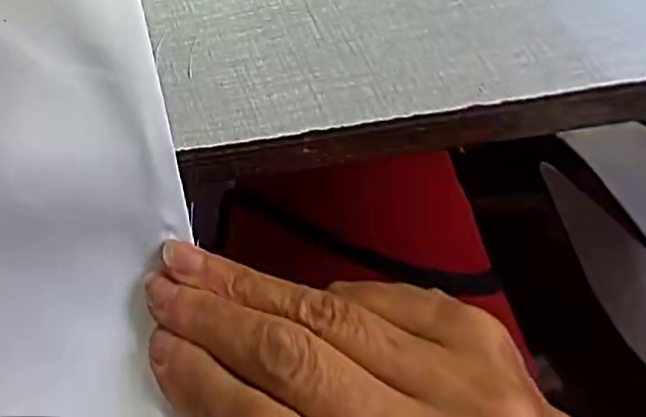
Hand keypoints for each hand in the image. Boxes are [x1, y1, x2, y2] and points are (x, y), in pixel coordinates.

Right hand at [147, 241, 559, 416]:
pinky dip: (327, 291)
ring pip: (327, 309)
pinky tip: (287, 284)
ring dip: (251, 283)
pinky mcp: (481, 338)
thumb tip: (212, 382)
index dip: (206, 380)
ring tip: (199, 264)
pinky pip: (379, 296)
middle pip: (295, 354)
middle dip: (216, 315)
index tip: (165, 348)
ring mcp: (466, 379)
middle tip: (166, 287)